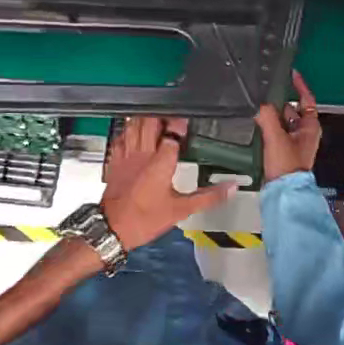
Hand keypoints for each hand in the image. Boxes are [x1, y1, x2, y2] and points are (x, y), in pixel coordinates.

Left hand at [101, 117, 236, 249]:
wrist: (113, 228)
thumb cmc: (144, 219)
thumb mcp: (181, 210)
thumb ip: (208, 197)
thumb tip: (230, 187)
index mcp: (160, 163)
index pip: (172, 132)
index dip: (181, 124)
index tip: (188, 123)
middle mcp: (141, 153)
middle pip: (150, 121)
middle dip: (163, 116)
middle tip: (173, 119)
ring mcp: (125, 155)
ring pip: (134, 124)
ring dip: (146, 119)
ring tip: (157, 121)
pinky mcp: (114, 160)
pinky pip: (121, 136)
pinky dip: (130, 130)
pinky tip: (136, 133)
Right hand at [254, 72, 320, 182]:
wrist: (283, 190)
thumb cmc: (287, 165)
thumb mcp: (276, 136)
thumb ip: (267, 116)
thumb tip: (259, 103)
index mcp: (310, 127)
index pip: (307, 100)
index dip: (300, 86)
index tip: (292, 74)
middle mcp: (304, 133)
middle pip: (292, 109)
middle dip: (279, 101)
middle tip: (265, 91)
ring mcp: (294, 142)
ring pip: (282, 120)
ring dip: (272, 114)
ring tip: (257, 106)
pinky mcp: (283, 150)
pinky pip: (275, 131)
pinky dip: (268, 126)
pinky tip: (256, 123)